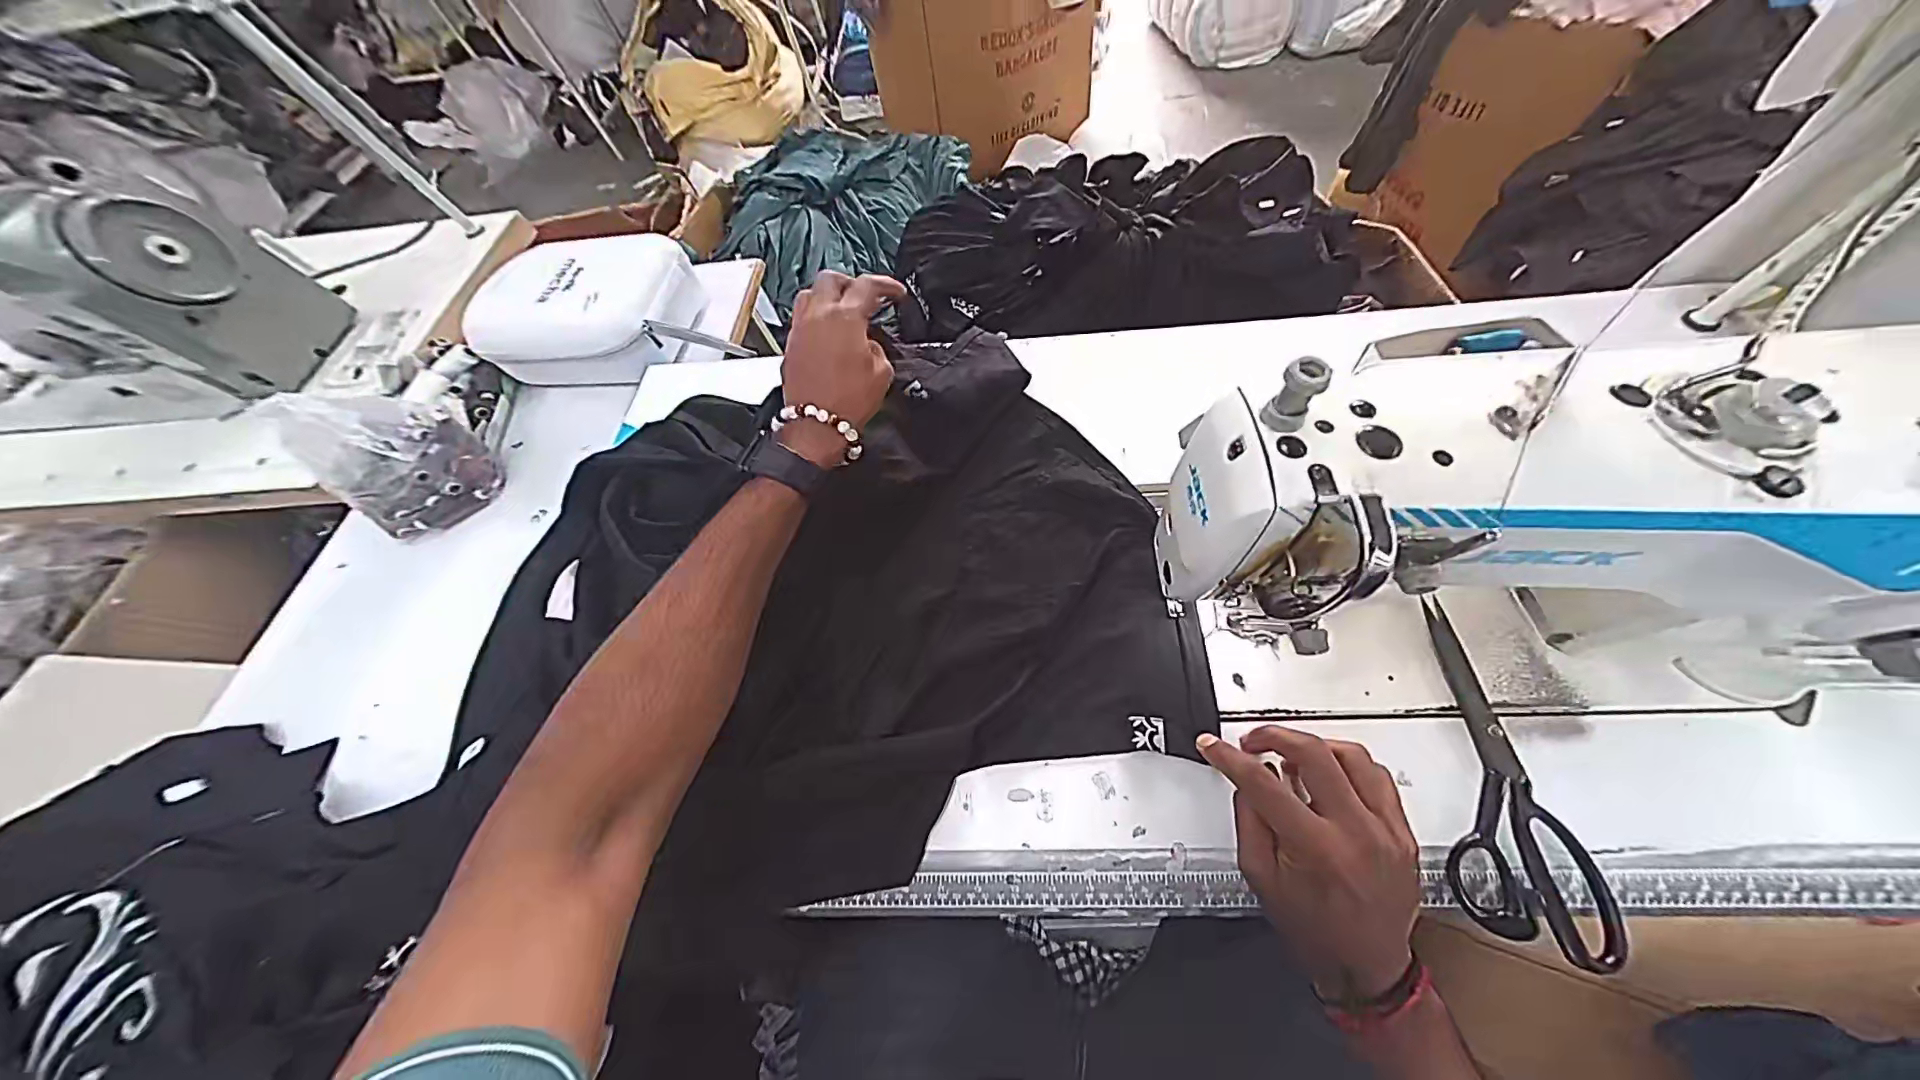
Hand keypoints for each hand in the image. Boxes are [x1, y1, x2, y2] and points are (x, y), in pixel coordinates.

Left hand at [778, 270, 904, 467]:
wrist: (816, 426)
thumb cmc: (847, 401)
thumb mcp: (881, 373)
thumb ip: (878, 348)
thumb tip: (869, 343)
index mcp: (845, 318)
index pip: (867, 286)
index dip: (886, 285)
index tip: (896, 293)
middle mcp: (818, 316)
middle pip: (832, 279)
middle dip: (852, 283)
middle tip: (866, 297)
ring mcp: (800, 328)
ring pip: (811, 293)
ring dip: (829, 295)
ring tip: (843, 310)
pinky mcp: (790, 344)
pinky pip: (802, 316)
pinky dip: (817, 316)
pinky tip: (828, 331)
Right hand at [1198, 726, 1419, 1002]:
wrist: (1367, 965)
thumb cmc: (1315, 930)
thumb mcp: (1261, 877)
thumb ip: (1249, 820)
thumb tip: (1245, 780)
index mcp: (1316, 849)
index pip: (1262, 783)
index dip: (1230, 757)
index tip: (1214, 747)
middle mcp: (1357, 834)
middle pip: (1313, 753)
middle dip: (1272, 735)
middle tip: (1254, 740)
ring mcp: (1386, 831)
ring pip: (1351, 755)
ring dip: (1313, 744)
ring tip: (1291, 753)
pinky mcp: (1403, 832)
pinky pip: (1379, 777)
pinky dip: (1348, 763)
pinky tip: (1330, 770)